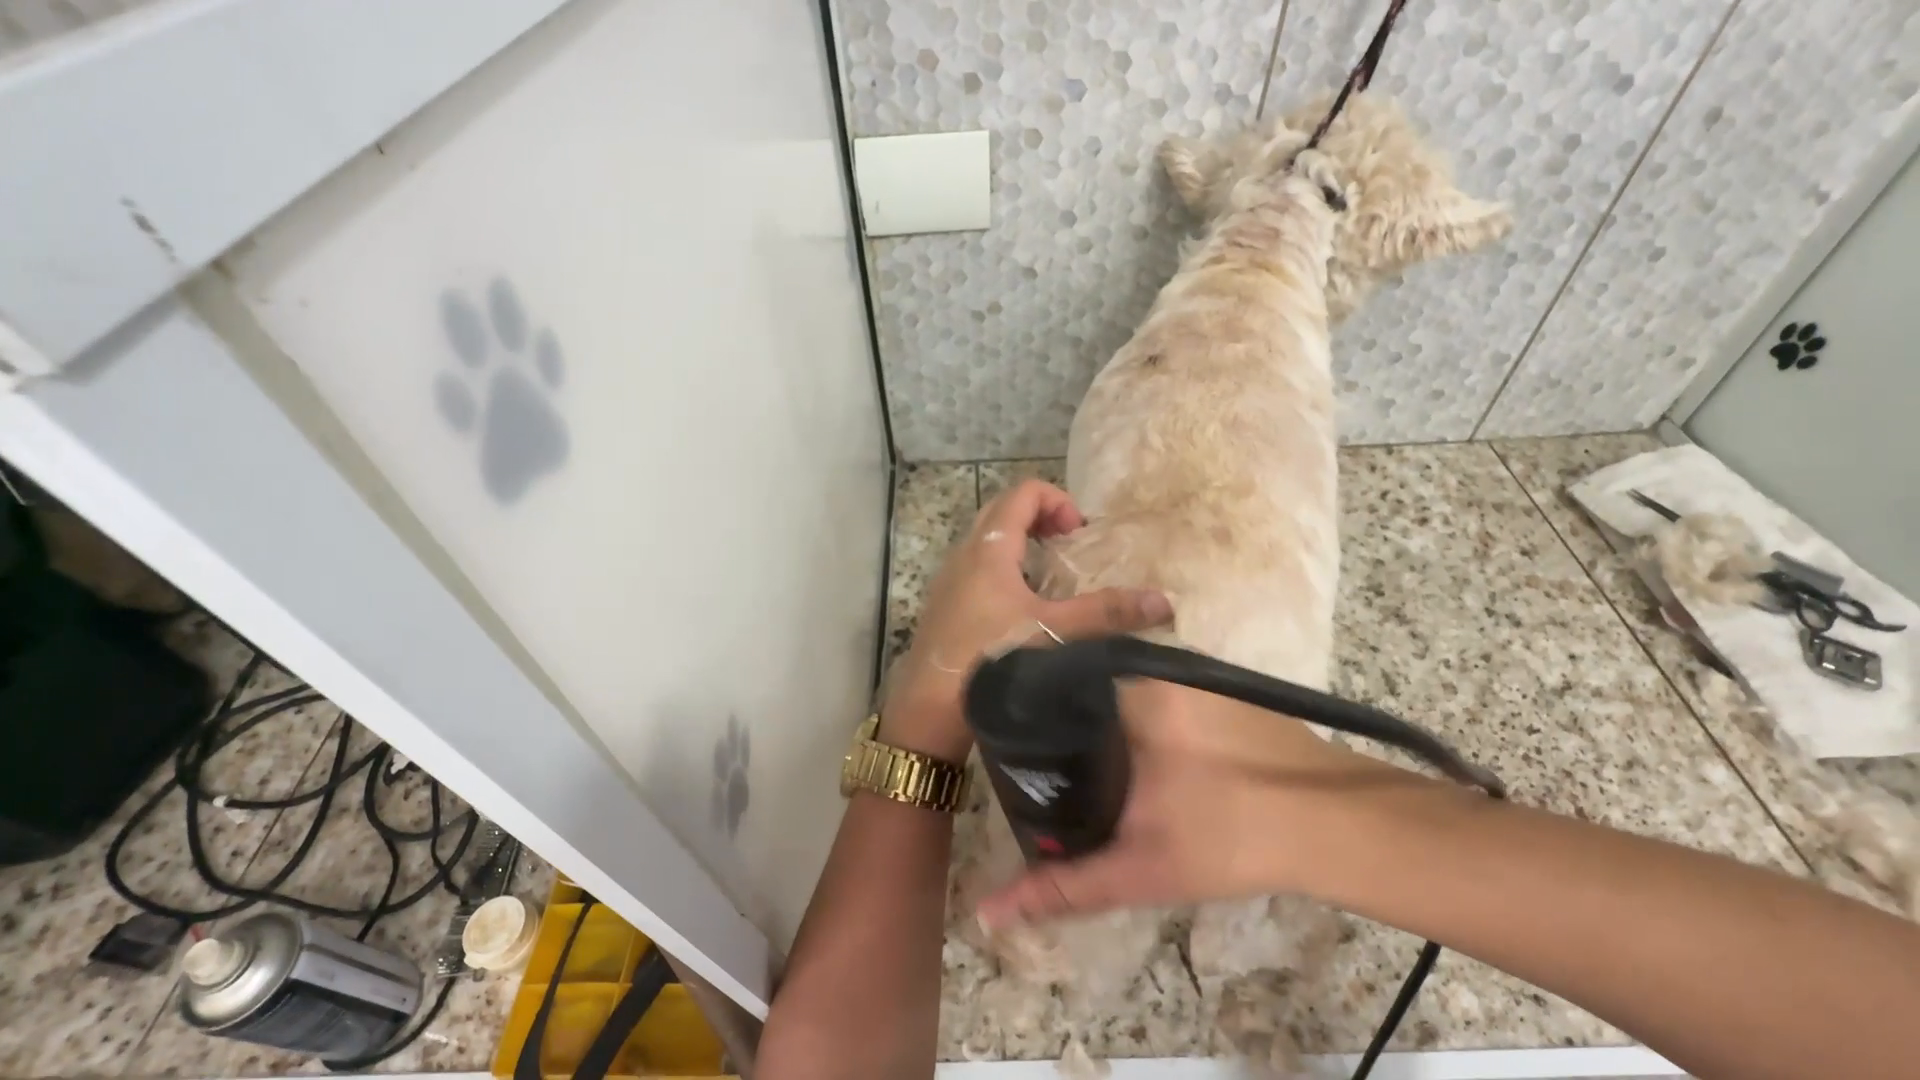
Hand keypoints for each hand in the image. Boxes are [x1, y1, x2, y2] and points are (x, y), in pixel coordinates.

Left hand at [880, 479, 1172, 760]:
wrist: (931, 707)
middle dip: (1040, 517)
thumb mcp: (1056, 633)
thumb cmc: (993, 659)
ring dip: (1020, 544)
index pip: (1023, 493)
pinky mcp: (943, 605)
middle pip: (1002, 510)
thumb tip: (1162, 601)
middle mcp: (963, 554)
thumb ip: (1107, 613)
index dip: (1057, 500)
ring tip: (1050, 575)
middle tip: (1069, 544)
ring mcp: (948, 579)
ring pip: (985, 540)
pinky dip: (1002, 568)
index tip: (1079, 533)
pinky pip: (974, 567)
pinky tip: (1020, 608)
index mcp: (989, 548)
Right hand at [975, 681, 1407, 925]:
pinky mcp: (1221, 694)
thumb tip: (988, 913)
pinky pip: (1157, 703)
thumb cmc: (1234, 837)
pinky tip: (1143, 773)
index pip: (1049, 689)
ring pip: (1122, 699)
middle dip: (1064, 738)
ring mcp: (1194, 678)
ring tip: (1086, 780)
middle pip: (1084, 694)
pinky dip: (1139, 733)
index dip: (1024, 729)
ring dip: (1104, 736)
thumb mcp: (1139, 867)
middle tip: (1050, 785)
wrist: (1343, 826)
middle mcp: (1158, 670)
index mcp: (1130, 690)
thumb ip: (1062, 887)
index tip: (1014, 767)